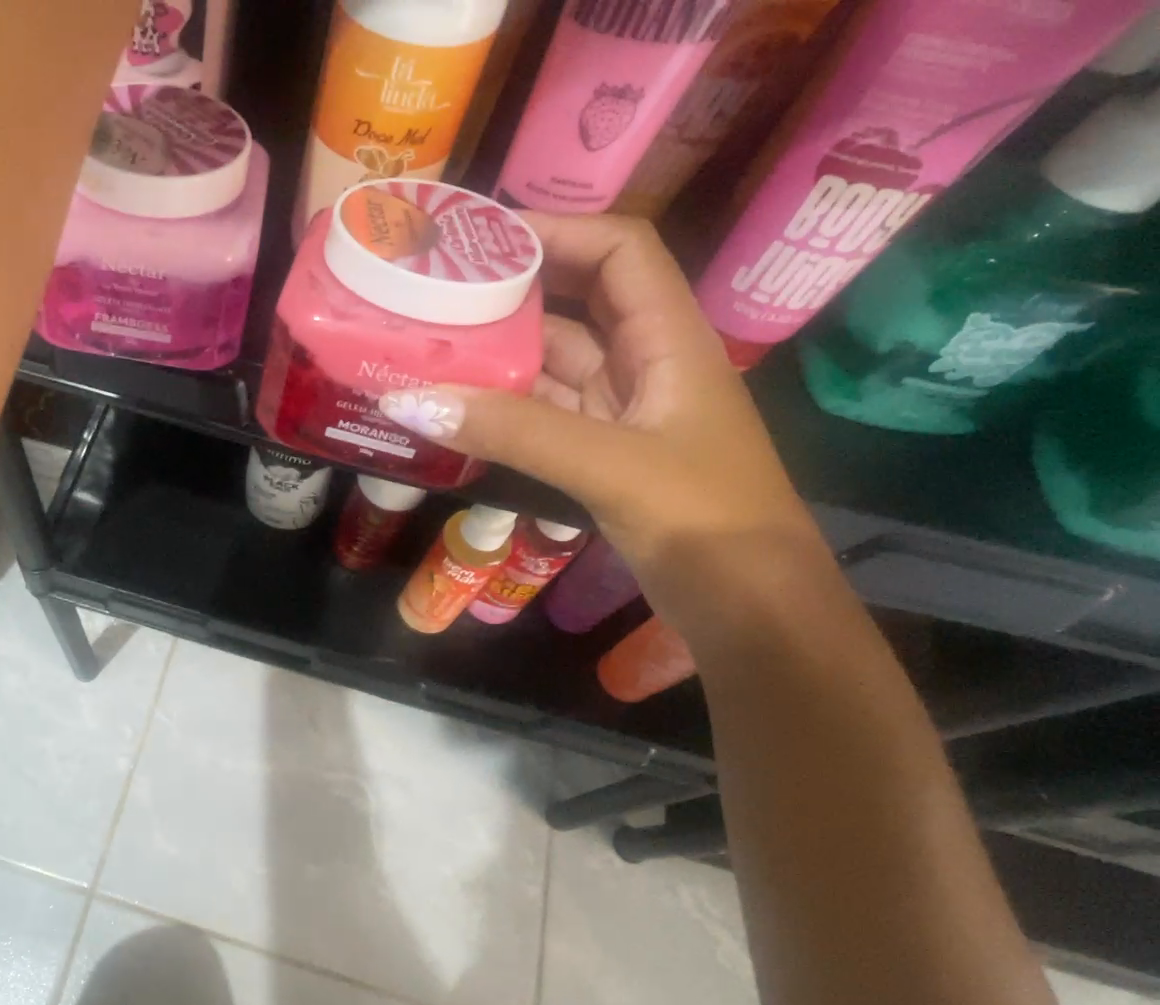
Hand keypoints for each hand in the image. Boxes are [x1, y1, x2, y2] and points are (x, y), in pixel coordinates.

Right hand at [377, 213, 821, 577]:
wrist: (754, 614)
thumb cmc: (707, 522)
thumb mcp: (611, 466)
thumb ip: (513, 431)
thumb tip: (408, 399)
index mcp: (672, 341)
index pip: (620, 251)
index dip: (558, 230)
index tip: (481, 242)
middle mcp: (646, 365)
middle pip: (577, 303)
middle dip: (511, 292)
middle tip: (433, 292)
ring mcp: (622, 415)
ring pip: (553, 365)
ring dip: (497, 355)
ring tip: (425, 343)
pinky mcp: (601, 458)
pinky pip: (542, 417)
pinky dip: (500, 409)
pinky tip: (451, 408)